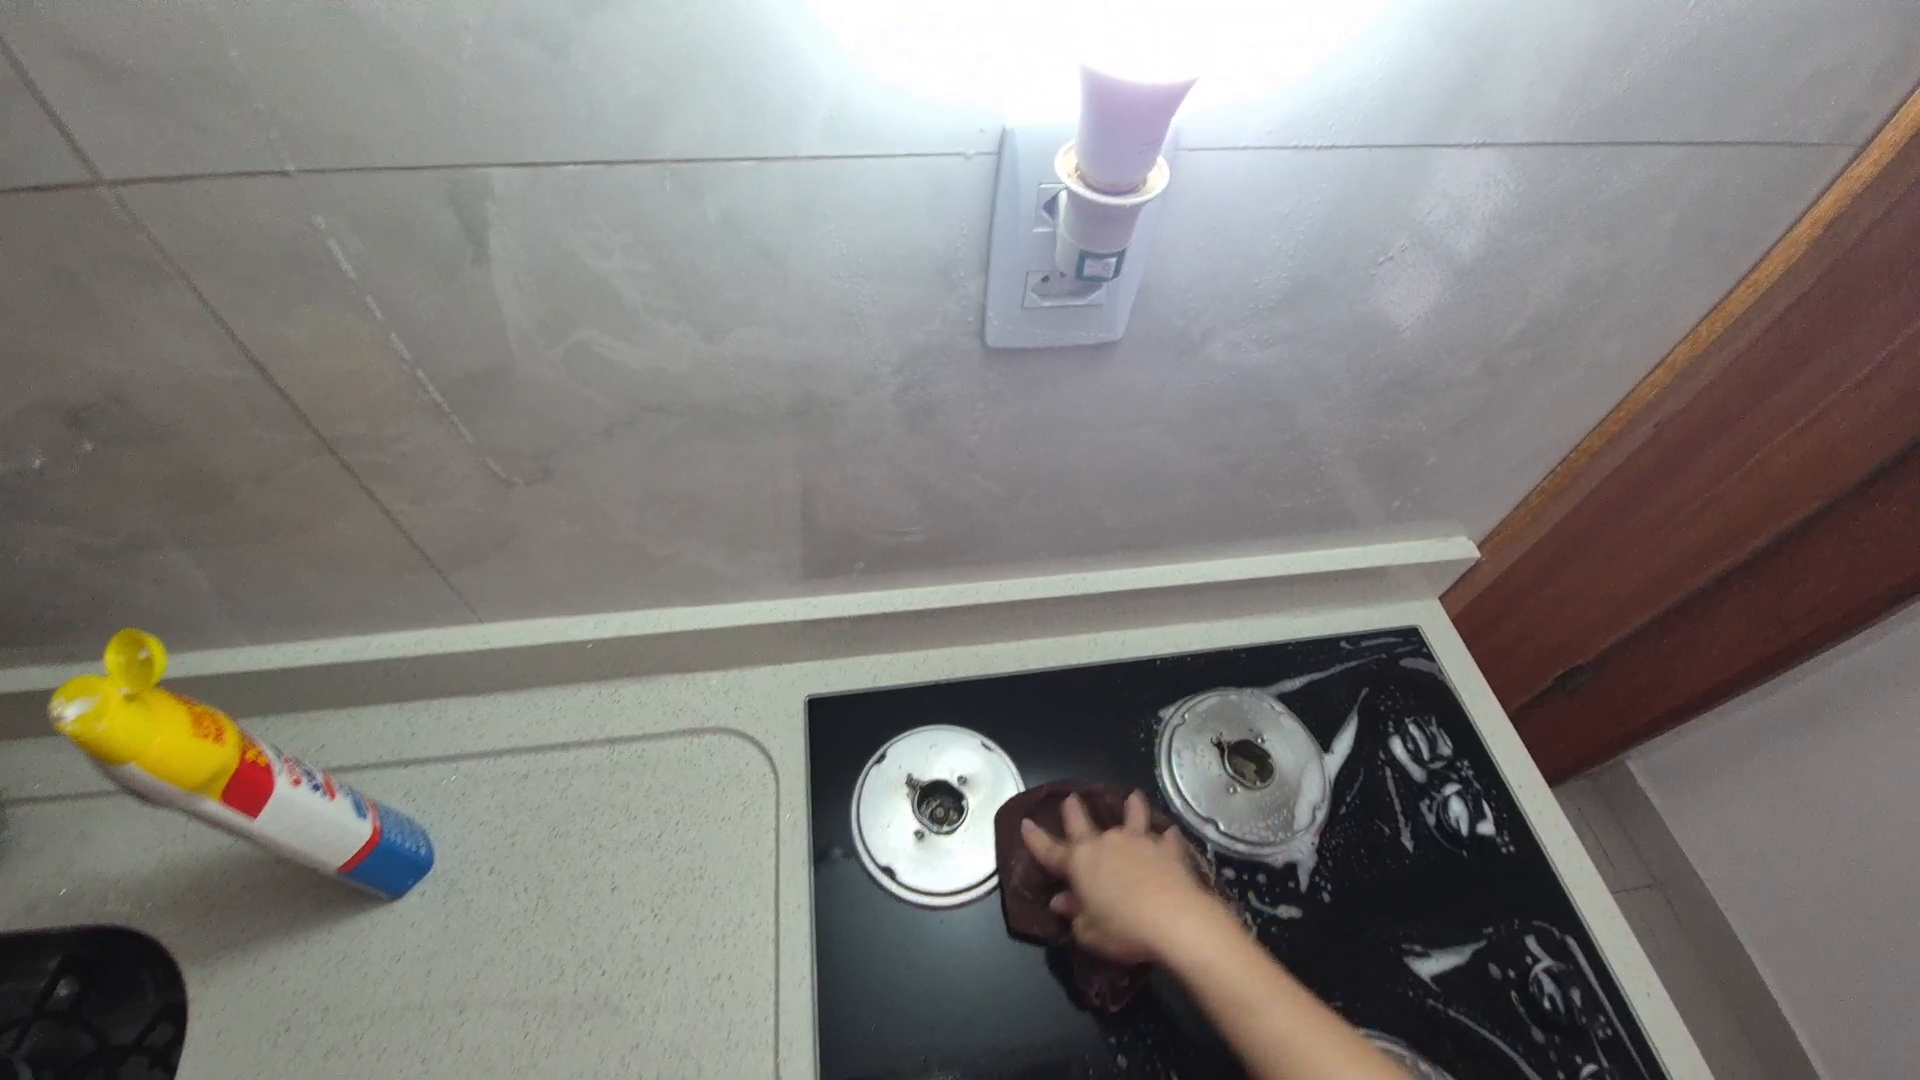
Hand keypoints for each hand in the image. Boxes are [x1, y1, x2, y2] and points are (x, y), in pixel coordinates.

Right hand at [1020, 791, 1227, 964]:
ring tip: (1134, 796)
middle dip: (1075, 811)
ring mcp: (1137, 843)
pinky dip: (1167, 837)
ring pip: (1132, 818)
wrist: (1174, 919)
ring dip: (1131, 807)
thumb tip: (1060, 900)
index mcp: (1079, 864)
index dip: (1035, 838)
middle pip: (1085, 824)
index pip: (1049, 850)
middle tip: (1072, 798)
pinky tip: (1171, 833)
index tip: (1025, 823)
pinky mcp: (1166, 850)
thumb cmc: (1124, 929)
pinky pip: (1166, 839)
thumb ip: (1074, 914)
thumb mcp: (1090, 932)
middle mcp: (1105, 845)